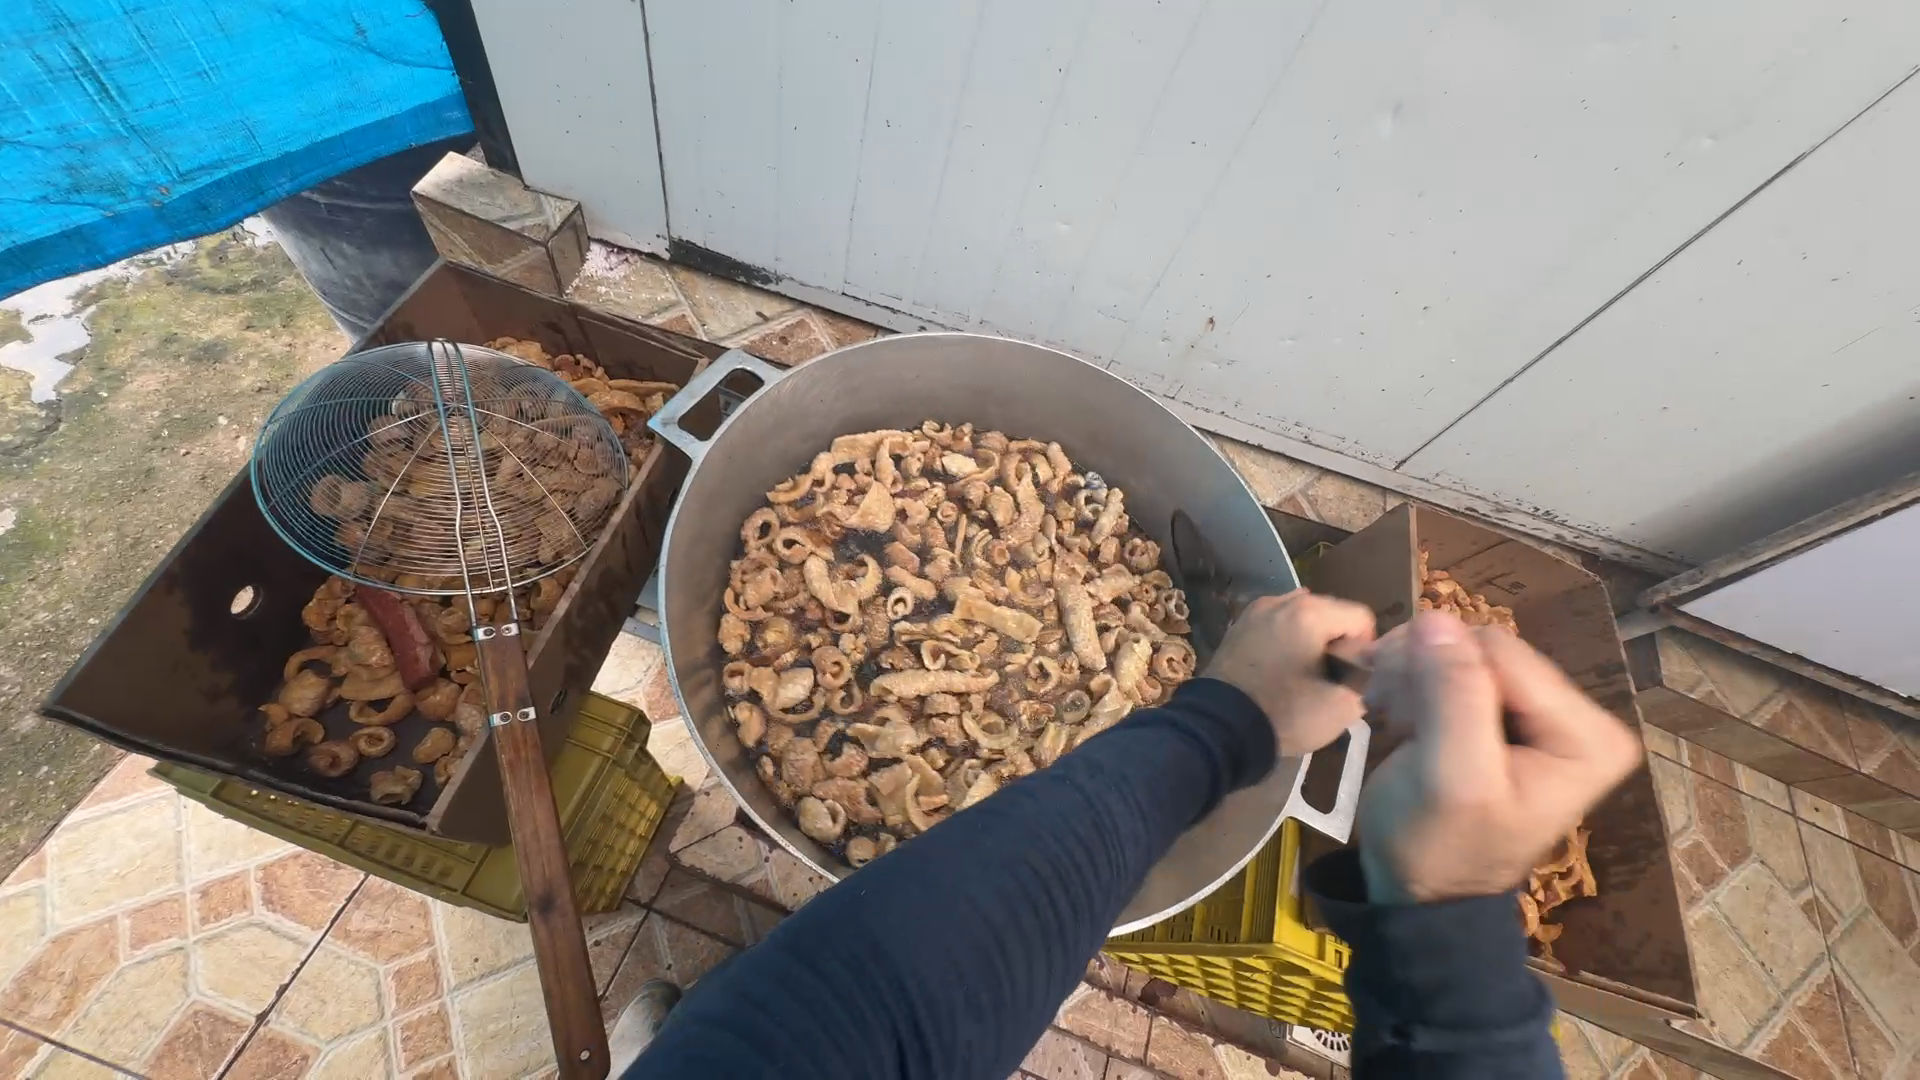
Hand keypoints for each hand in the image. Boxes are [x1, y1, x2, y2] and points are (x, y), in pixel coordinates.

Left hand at [1204, 590, 1374, 758]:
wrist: (1221, 725)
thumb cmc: (1287, 712)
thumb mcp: (1343, 702)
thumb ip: (1367, 672)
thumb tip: (1364, 657)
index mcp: (1308, 612)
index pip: (1361, 617)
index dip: (1366, 648)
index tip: (1353, 676)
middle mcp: (1279, 601)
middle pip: (1330, 613)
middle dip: (1338, 643)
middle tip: (1331, 678)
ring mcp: (1253, 612)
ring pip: (1301, 620)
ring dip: (1311, 643)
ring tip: (1305, 676)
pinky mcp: (1237, 628)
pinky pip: (1276, 628)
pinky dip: (1286, 643)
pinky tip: (1281, 671)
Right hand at [1356, 613, 1641, 904]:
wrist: (1416, 886)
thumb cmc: (1437, 842)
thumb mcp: (1450, 775)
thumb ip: (1453, 696)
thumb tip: (1434, 618)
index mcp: (1586, 733)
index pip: (1500, 652)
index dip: (1435, 664)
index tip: (1389, 699)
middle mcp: (1571, 714)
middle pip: (1480, 647)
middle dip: (1420, 667)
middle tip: (1383, 705)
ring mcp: (1533, 714)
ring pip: (1457, 651)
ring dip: (1408, 673)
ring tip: (1387, 713)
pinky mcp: (1496, 716)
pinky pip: (1448, 668)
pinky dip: (1409, 682)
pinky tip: (1394, 713)